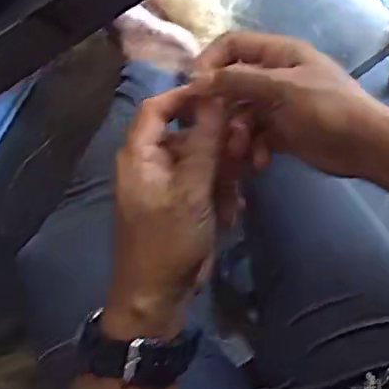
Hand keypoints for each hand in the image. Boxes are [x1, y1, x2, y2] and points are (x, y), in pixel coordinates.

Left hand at [101, 83, 226, 339]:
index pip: (159, 108)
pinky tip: (233, 212)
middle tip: (247, 149)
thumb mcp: (191, 190)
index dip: (189, 96)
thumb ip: (205, 143)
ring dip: (227, 172)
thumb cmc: (168, 240)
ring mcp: (173, 185)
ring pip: (207, 160)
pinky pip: (212, 184)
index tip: (227, 94)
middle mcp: (155, 163)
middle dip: (220, 142)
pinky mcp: (189, 204)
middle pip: (191, 134)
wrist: (160, 294)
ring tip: (240, 191)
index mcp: (141, 155)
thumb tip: (216, 99)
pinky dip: (225, 194)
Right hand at [196, 32, 388, 178]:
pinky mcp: (285, 133)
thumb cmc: (328, 109)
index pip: (232, 45)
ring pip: (242, 114)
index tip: (194, 89)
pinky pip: (257, 137)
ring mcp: (281, 105)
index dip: (209, 62)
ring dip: (236, 134)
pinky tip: (259, 162)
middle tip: (209, 130)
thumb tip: (197, 80)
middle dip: (221, 108)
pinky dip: (254, 148)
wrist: (367, 145)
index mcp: (280, 53)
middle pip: (233, 84)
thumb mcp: (283, 89)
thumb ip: (239, 80)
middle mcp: (277, 75)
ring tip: (240, 152)